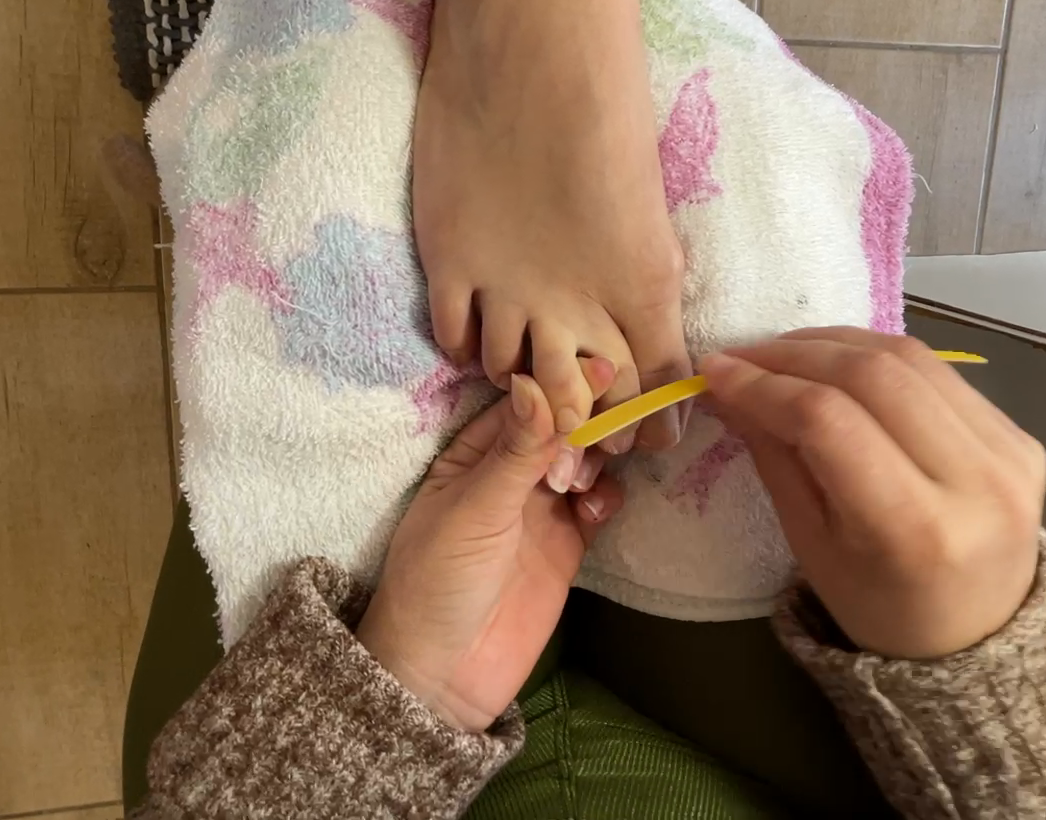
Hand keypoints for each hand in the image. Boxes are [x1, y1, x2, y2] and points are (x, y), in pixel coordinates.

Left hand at [358, 369, 624, 730]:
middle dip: (582, 422)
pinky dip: (604, 495)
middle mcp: (510, 471)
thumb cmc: (440, 578)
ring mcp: (541, 506)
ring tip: (580, 480)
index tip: (599, 369)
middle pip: (560, 426)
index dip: (558, 386)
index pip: (523, 404)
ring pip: (584, 459)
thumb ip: (514, 450)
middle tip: (597, 433)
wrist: (445, 675)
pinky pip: (597, 502)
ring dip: (593, 458)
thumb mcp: (475, 508)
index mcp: (474, 453)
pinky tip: (594, 508)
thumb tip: (535, 381)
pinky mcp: (567, 542)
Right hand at [412, 0, 689, 455]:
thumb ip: (636, 258)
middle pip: (583, 399)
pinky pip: (454, 339)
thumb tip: (626, 297)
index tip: (648, 439)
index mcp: (643, 278)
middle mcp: (576, 299)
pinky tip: (474, 331)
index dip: (652, 421)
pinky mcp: (448, 259)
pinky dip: (467, 347)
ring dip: (521, 382)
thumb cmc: (606, 85)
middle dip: (587, 424)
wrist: (531, 25)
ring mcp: (504, 284)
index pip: (655, 383)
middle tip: (582, 424)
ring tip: (523, 372)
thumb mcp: (644, 186)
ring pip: (512, 376)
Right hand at [698, 329, 1045, 658]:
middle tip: (742, 356)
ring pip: (906, 356)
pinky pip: (934, 369)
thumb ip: (770, 449)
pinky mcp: (1021, 432)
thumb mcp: (806, 536)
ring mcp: (1009, 452)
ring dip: (830, 342)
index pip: (828, 421)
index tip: (715, 371)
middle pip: (871, 375)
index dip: (764, 386)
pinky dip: (872, 354)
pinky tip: (835, 362)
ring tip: (781, 353)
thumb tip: (726, 382)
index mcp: (915, 528)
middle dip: (792, 354)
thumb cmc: (873, 598)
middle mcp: (976, 482)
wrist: (974, 633)